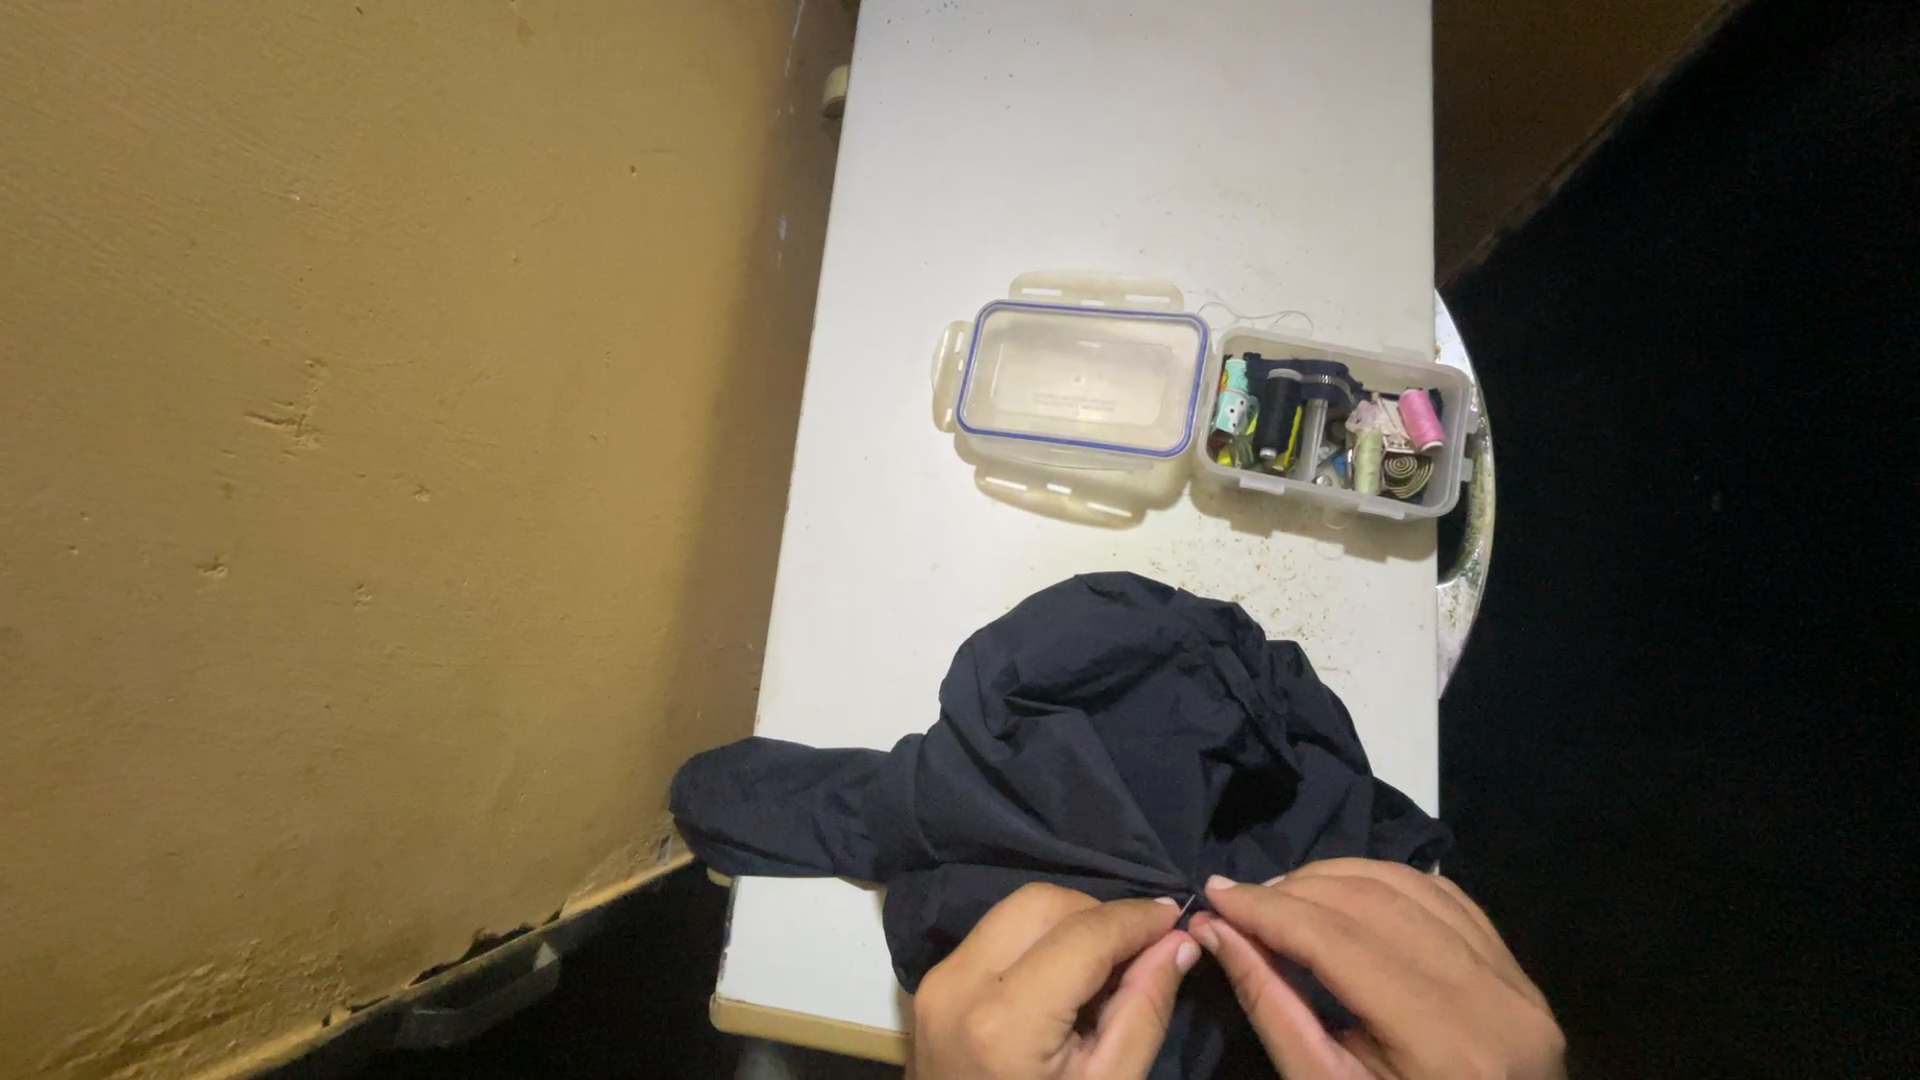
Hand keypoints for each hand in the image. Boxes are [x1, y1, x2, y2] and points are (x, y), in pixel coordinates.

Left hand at [910, 884, 1199, 1078]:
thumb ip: (1143, 1012)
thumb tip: (1176, 941)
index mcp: (1004, 1023)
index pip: (1081, 935)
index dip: (1133, 918)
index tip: (1172, 915)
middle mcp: (961, 981)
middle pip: (1041, 904)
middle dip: (1097, 913)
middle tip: (1137, 946)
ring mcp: (939, 975)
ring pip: (1016, 907)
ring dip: (1068, 919)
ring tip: (1103, 962)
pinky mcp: (934, 976)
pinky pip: (996, 929)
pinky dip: (1038, 934)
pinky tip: (1064, 971)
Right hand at [1189, 859, 1563, 1079]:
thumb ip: (1267, 1000)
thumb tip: (1212, 926)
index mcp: (1449, 1045)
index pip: (1338, 942)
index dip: (1268, 911)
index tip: (1215, 894)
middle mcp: (1495, 998)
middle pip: (1370, 902)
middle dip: (1292, 890)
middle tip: (1241, 900)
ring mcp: (1515, 980)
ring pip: (1402, 884)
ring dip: (1329, 877)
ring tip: (1282, 897)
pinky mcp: (1517, 970)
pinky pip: (1437, 894)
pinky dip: (1378, 881)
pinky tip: (1341, 895)